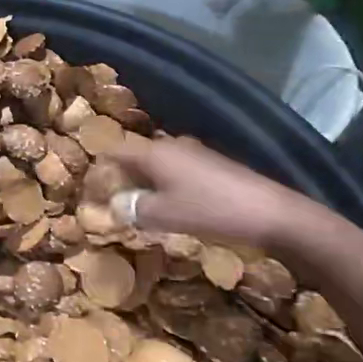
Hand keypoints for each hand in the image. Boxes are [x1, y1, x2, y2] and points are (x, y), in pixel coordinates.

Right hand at [111, 136, 329, 252]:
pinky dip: (164, 186)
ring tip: (138, 209)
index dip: (99, 170)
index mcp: (153, 152)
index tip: (90, 191)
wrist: (272, 212)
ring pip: (156, 165)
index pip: (113, 151)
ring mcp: (193, 154)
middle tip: (111, 204)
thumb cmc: (210, 210)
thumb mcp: (164, 215)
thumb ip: (134, 209)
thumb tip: (115, 206)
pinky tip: (170, 208)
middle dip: (121, 178)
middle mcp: (170, 146)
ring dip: (144, 184)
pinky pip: (175, 172)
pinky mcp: (211, 166)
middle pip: (134, 157)